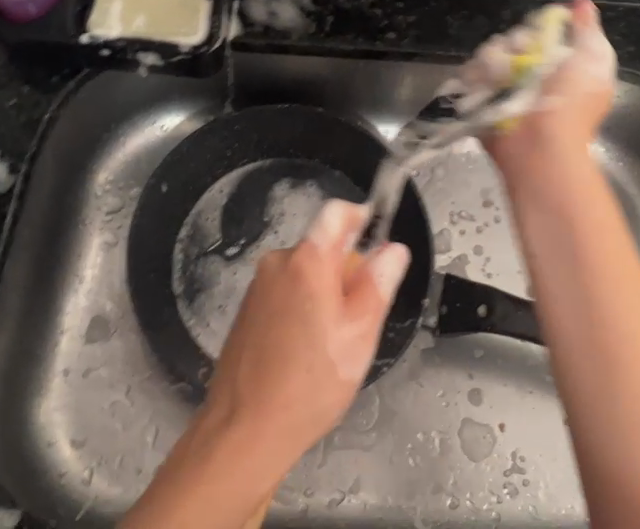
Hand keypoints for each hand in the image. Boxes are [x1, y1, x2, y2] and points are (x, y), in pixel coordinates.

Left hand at [202, 199, 410, 470]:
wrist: (245, 427)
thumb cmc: (310, 384)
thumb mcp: (360, 334)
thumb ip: (379, 283)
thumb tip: (393, 249)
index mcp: (308, 260)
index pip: (337, 213)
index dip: (362, 218)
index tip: (378, 241)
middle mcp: (278, 263)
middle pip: (323, 247)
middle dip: (346, 272)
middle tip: (359, 318)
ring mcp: (258, 286)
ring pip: (305, 273)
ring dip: (325, 295)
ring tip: (332, 344)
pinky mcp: (248, 309)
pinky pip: (286, 293)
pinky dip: (303, 310)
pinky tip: (306, 352)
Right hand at [483, 0, 616, 188]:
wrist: (541, 145)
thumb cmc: (572, 103)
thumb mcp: (593, 60)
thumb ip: (588, 30)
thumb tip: (581, 3)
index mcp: (561, 63)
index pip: (542, 28)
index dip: (540, 27)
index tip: (542, 34)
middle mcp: (532, 72)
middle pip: (514, 37)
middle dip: (517, 43)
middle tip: (525, 59)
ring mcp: (504, 85)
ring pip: (491, 50)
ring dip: (498, 58)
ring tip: (505, 76)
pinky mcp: (481, 96)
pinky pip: (471, 70)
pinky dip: (479, 73)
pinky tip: (489, 82)